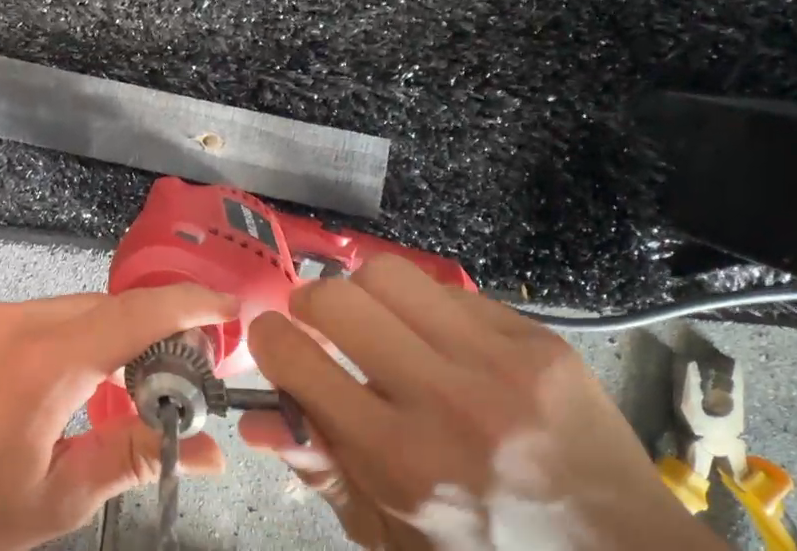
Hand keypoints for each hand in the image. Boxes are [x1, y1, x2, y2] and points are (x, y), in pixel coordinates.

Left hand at [0, 285, 236, 550]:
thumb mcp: (62, 494)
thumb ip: (133, 456)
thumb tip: (206, 450)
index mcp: (42, 364)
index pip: (130, 317)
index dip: (186, 308)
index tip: (228, 311)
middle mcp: (16, 323)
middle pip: (106, 308)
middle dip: (157, 327)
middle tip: (195, 368)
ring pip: (77, 308)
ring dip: (118, 333)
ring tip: (149, 379)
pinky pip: (47, 316)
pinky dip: (82, 335)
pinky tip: (94, 376)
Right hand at [239, 254, 727, 550]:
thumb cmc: (490, 549)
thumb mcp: (393, 534)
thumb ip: (324, 471)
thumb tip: (256, 420)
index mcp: (402, 459)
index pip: (294, 356)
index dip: (269, 339)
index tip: (277, 343)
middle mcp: (448, 402)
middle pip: (335, 299)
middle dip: (310, 305)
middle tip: (321, 328)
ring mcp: (501, 364)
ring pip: (387, 273)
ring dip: (365, 293)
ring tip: (377, 324)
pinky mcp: (539, 341)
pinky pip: (449, 291)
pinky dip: (427, 310)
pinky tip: (442, 344)